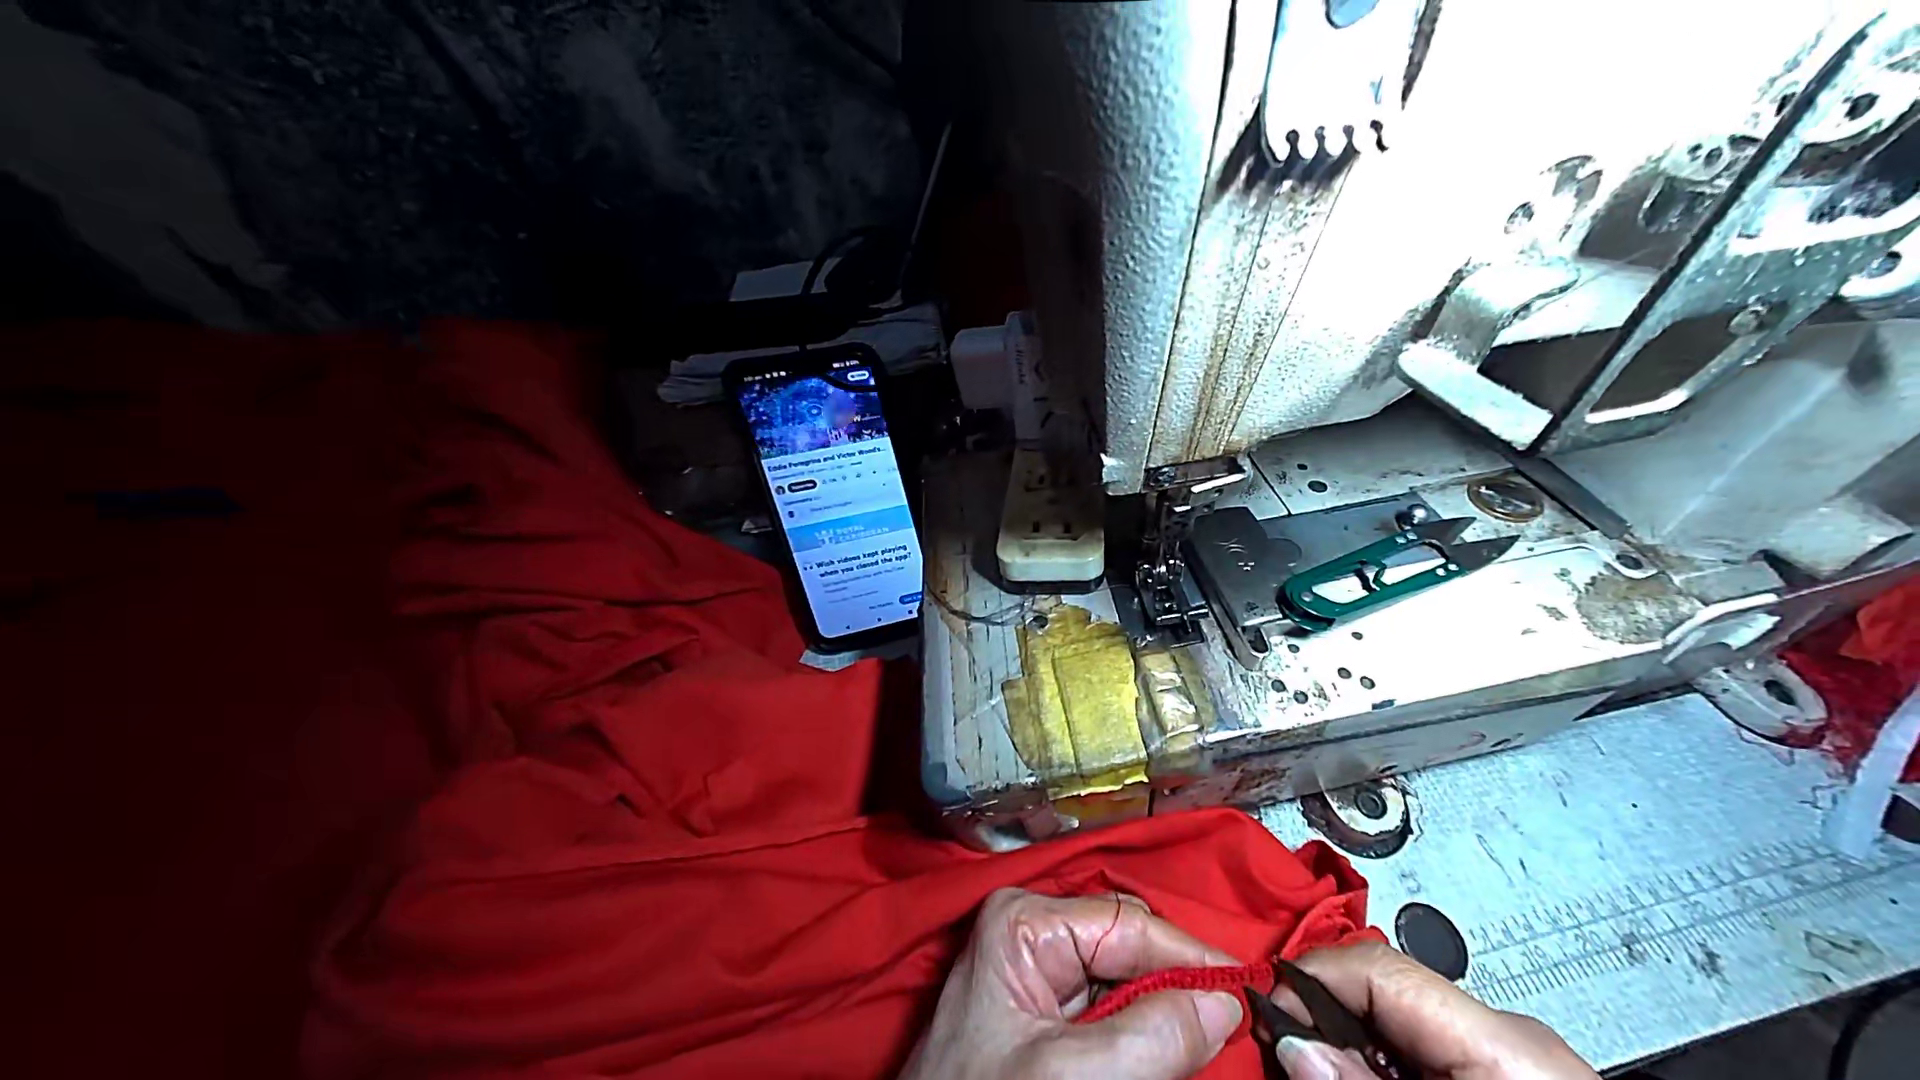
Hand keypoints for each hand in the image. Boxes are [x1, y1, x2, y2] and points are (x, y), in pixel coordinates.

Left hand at [898, 887, 1245, 1079]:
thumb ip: (1150, 1036)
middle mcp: (1034, 932)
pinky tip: (1156, 1056)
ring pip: (1127, 979)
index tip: (1246, 987)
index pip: (1129, 923)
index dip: (1190, 955)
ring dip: (1162, 1012)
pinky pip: (1111, 1009)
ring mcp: (1040, 969)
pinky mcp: (1045, 1009)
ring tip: (1192, 1046)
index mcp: (1027, 921)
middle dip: (1176, 985)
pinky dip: (1141, 1032)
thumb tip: (1221, 1004)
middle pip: (1130, 947)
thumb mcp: (1068, 1071)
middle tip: (1227, 1028)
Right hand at [1267, 942, 1598, 1079]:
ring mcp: (1517, 1059)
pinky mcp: (1514, 1079)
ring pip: (1399, 1024)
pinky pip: (1430, 1053)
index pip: (1374, 967)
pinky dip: (1388, 1072)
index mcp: (1507, 1047)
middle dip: (1326, 1024)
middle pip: (1382, 993)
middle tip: (1288, 1063)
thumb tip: (1293, 1042)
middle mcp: (1512, 1036)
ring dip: (1353, 1054)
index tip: (1269, 1021)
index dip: (1309, 982)